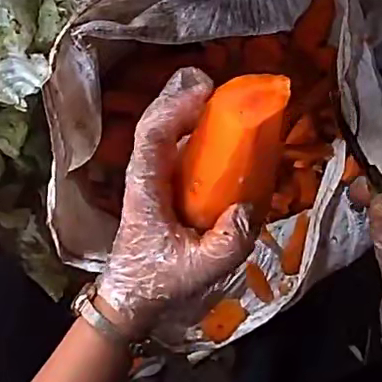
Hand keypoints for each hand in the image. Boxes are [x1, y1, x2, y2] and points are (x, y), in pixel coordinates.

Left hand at [96, 68, 257, 339]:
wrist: (133, 296)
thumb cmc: (158, 280)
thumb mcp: (199, 270)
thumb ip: (227, 244)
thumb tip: (248, 208)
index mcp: (145, 186)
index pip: (151, 134)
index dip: (175, 107)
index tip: (205, 91)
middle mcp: (145, 173)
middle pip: (156, 122)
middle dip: (183, 97)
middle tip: (217, 85)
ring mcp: (153, 176)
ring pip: (166, 131)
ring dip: (190, 111)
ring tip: (222, 99)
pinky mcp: (165, 184)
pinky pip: (178, 148)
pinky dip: (196, 131)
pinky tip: (220, 129)